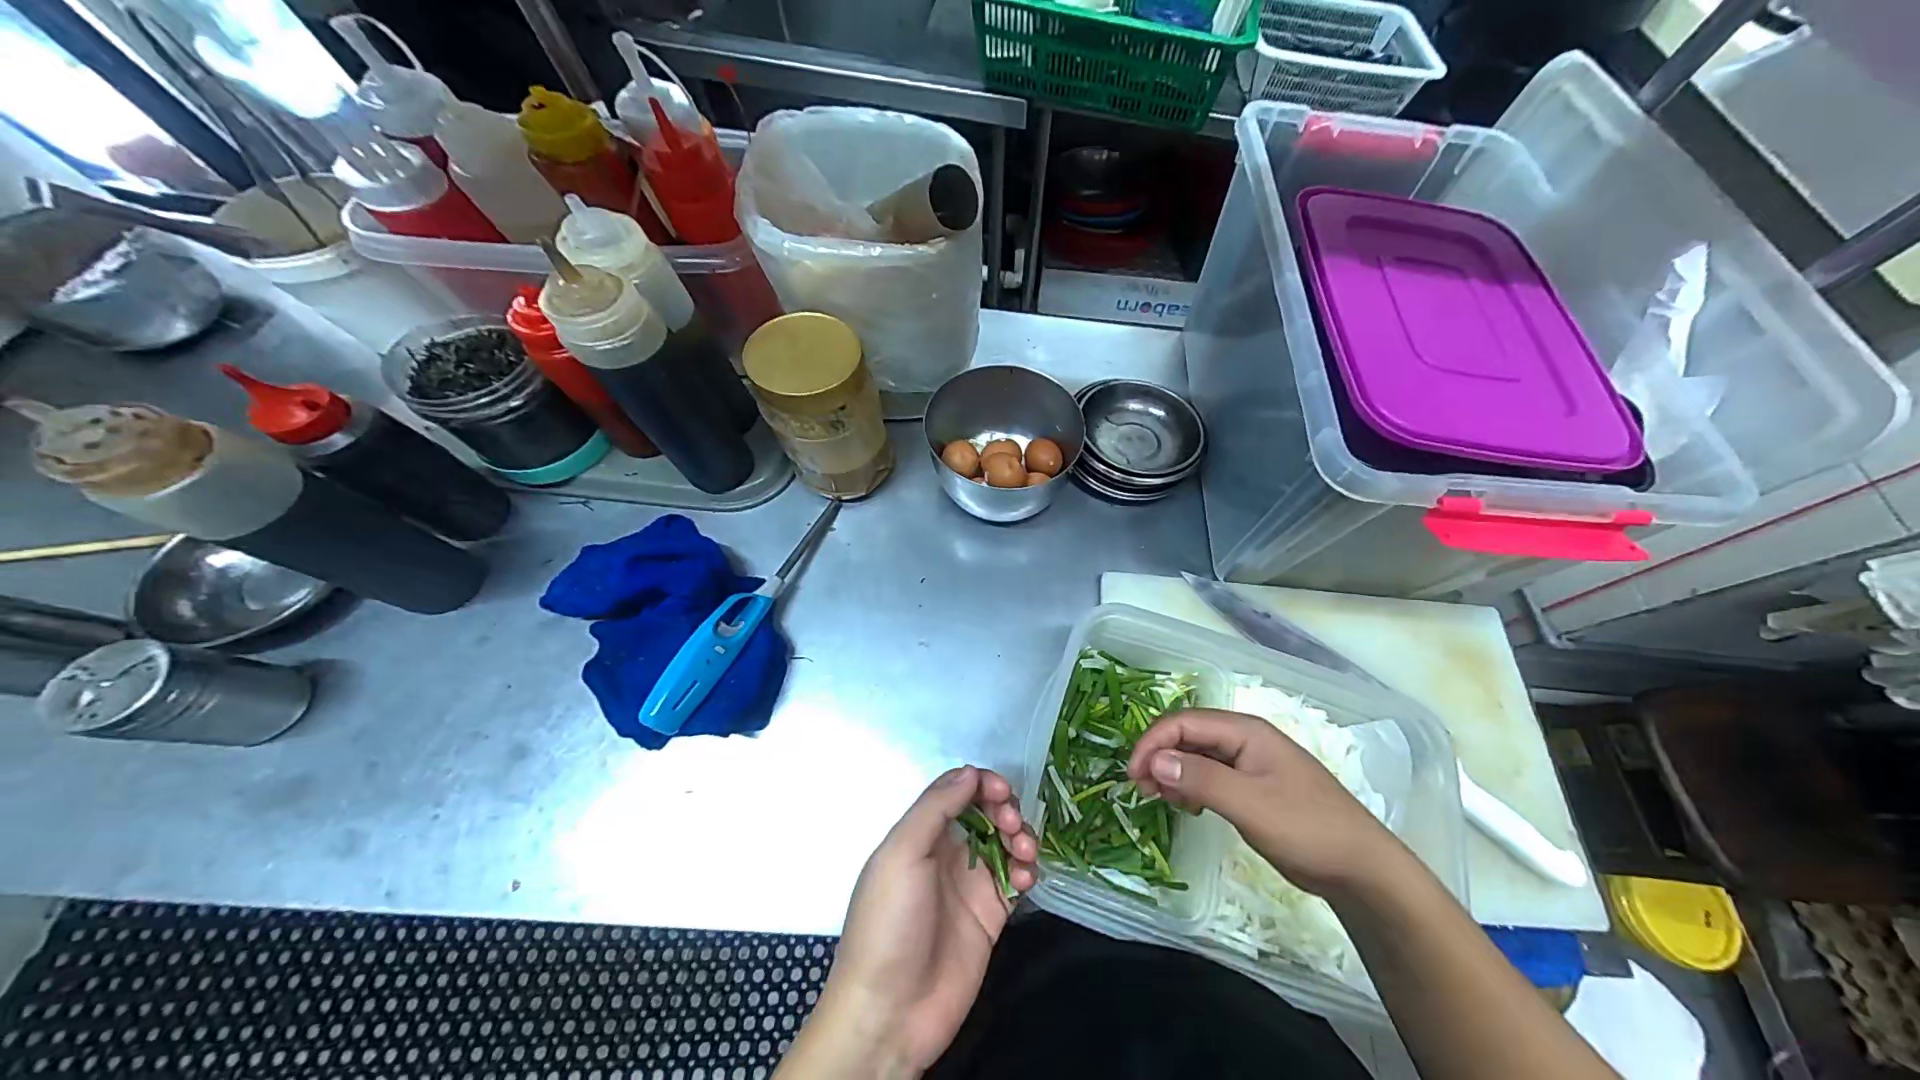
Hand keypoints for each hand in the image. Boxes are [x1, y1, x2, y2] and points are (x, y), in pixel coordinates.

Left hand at [779, 766, 1037, 1079]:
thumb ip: (935, 808)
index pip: (955, 793)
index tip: (1001, 790)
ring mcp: (969, 886)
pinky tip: (1026, 879)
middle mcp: (945, 854)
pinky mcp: (990, 916)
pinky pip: (1016, 880)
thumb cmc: (888, 924)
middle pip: (984, 813)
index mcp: (919, 835)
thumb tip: (969, 771)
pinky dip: (1027, 871)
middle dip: (1004, 808)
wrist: (891, 1011)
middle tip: (1011, 823)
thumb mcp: (901, 855)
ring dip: (1020, 837)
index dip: (980, 784)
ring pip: (1005, 843)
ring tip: (1025, 852)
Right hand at [1127, 708, 1409, 897]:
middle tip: (1141, 788)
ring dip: (1171, 771)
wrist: (1361, 869)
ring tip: (1157, 798)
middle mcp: (1245, 740)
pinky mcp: (1251, 788)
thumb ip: (1201, 778)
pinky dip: (1189, 786)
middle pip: (1188, 735)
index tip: (1133, 774)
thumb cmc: (1308, 829)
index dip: (1153, 742)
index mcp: (1246, 731)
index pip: (1185, 722)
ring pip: (1196, 756)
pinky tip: (1185, 806)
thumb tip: (1154, 760)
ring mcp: (1249, 764)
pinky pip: (1209, 776)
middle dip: (1159, 756)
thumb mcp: (1250, 804)